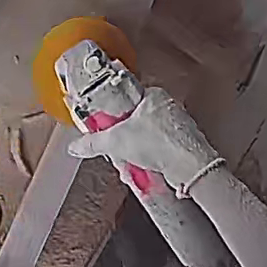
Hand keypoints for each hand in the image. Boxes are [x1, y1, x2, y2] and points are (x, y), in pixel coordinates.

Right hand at [67, 87, 223, 194]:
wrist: (190, 167)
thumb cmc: (161, 144)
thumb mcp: (116, 141)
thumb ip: (93, 143)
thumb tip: (76, 146)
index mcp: (153, 95)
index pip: (125, 101)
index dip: (112, 117)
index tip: (104, 128)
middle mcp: (167, 108)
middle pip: (133, 124)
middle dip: (123, 143)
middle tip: (118, 152)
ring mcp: (175, 127)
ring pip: (144, 140)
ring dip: (134, 156)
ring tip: (132, 165)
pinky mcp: (180, 145)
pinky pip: (157, 152)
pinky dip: (148, 163)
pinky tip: (145, 171)